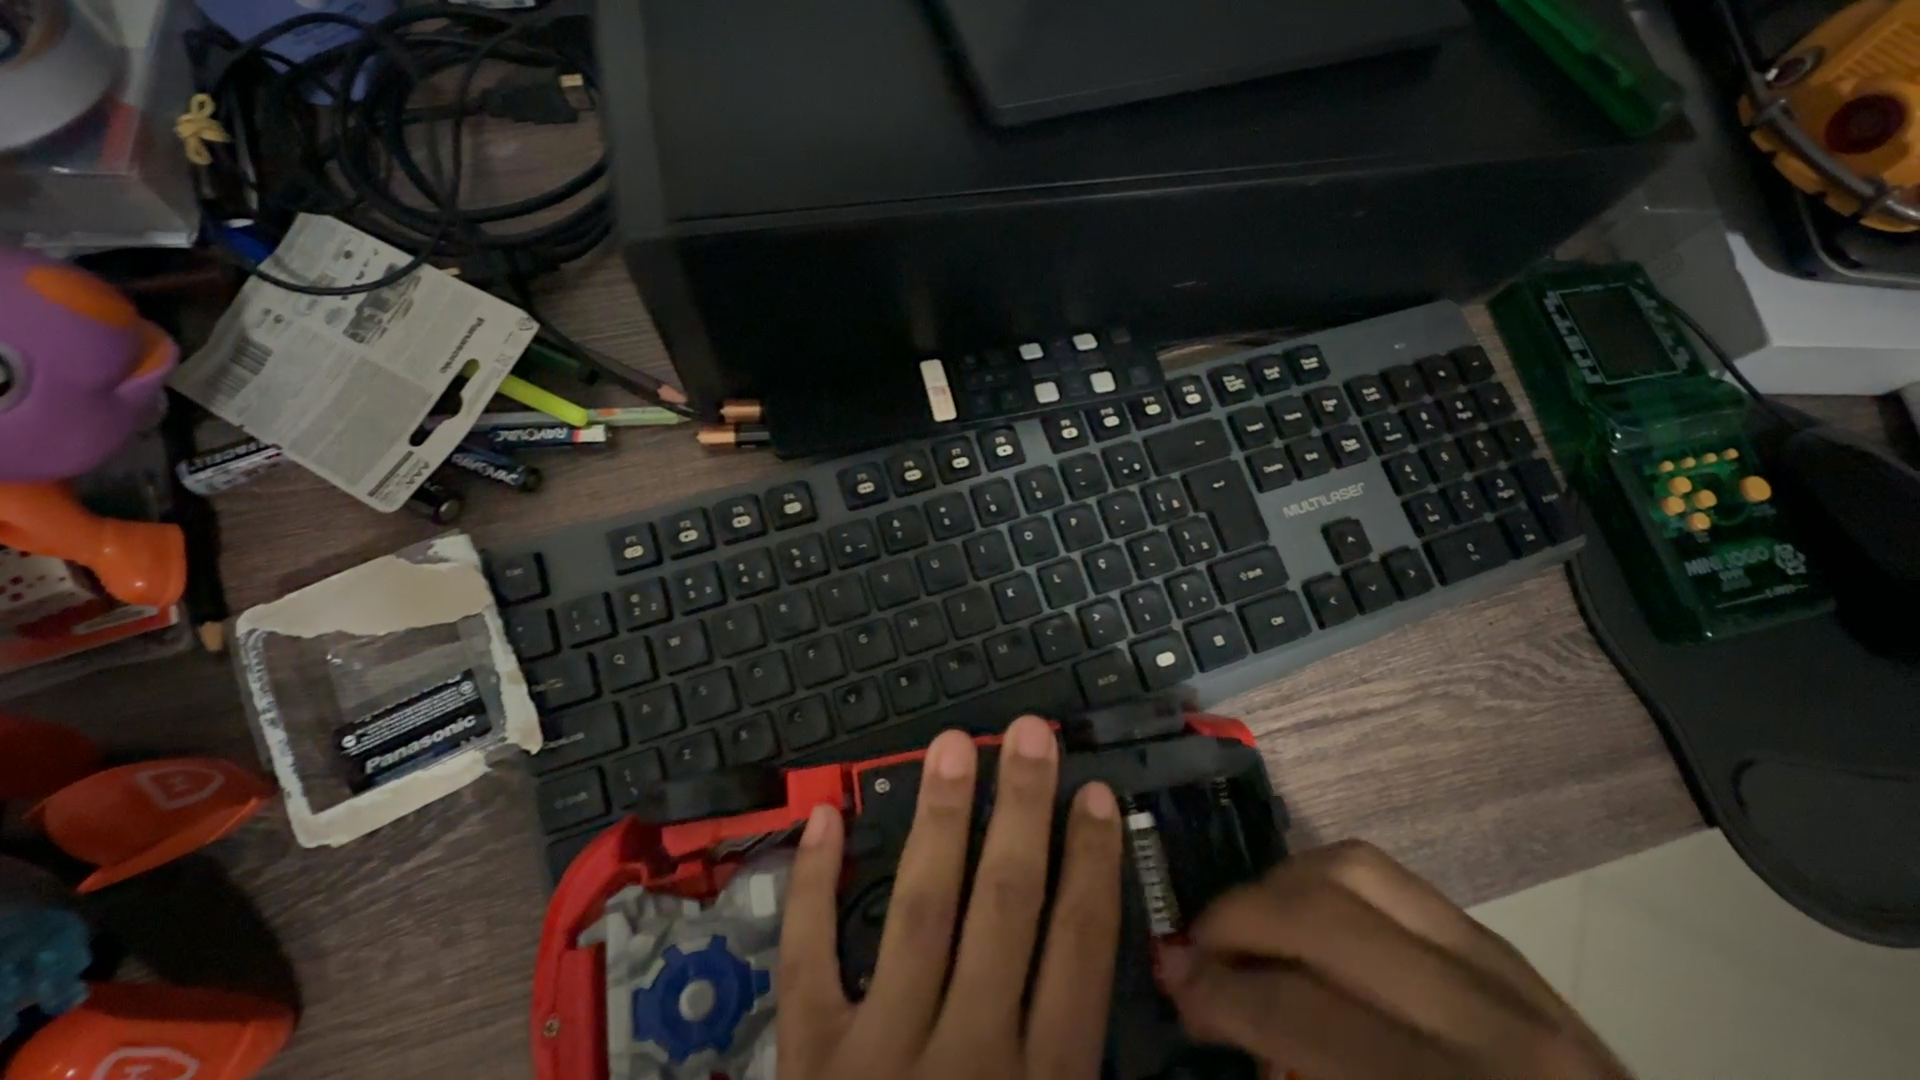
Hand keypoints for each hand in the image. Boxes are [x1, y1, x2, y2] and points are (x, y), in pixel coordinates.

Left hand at [777, 715, 1124, 1079]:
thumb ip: (1081, 1066)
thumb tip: (1109, 980)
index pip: (1078, 947)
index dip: (1093, 862)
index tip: (1097, 794)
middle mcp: (968, 1052)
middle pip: (1005, 907)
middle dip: (1022, 811)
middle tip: (1027, 734)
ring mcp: (879, 1051)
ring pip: (919, 913)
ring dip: (939, 823)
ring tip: (951, 748)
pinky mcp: (808, 1057)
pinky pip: (807, 958)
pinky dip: (812, 887)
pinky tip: (825, 820)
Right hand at [1159, 841, 1632, 1079]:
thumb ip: (1295, 1071)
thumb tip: (1210, 1004)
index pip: (1301, 1011)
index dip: (1218, 996)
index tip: (1175, 990)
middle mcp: (1490, 1018)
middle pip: (1322, 916)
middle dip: (1233, 923)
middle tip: (1195, 949)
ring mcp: (1503, 967)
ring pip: (1355, 868)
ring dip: (1277, 886)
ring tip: (1245, 925)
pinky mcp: (1502, 946)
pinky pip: (1391, 877)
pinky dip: (1325, 882)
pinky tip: (1302, 918)